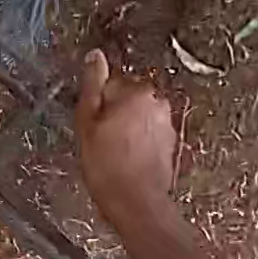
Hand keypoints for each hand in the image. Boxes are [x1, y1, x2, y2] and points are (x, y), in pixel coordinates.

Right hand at [75, 49, 176, 228]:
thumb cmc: (107, 165)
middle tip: (99, 141)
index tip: (90, 126)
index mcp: (136, 92)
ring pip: (137, 118)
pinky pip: (147, 135)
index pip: (109, 85)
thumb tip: (95, 56)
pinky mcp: (170, 143)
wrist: (136, 202)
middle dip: (112, 116)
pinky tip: (125, 162)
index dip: (96, 107)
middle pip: (126, 99)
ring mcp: (166, 124)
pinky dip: (137, 144)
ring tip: (112, 155)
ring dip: (125, 130)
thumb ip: (93, 85)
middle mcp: (156, 103)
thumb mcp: (87, 122)